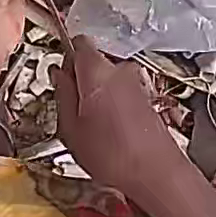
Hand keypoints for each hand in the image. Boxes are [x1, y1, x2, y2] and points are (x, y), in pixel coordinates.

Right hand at [53, 35, 197, 204]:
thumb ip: (62, 94)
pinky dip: (112, 102)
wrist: (157, 174)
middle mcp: (120, 70)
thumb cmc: (112, 155)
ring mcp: (136, 83)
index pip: (78, 43)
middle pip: (93, 60)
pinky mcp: (146, 97)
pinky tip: (110, 130)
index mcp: (98, 71)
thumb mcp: (71, 128)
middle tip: (72, 108)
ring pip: (107, 77)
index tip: (60, 77)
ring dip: (97, 93)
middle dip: (80, 79)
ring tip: (91, 125)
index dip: (66, 57)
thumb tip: (58, 74)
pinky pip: (121, 90)